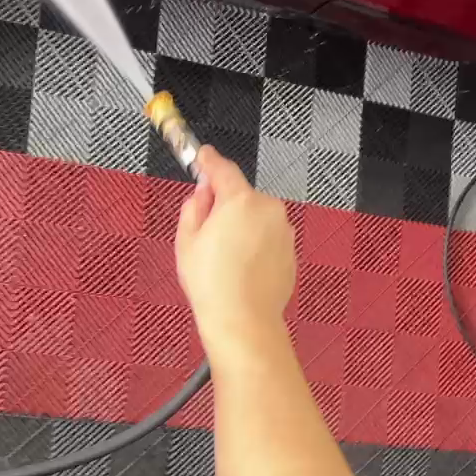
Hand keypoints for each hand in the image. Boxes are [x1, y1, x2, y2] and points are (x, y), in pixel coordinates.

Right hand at [175, 145, 296, 350]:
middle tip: (204, 233)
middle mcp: (268, 209)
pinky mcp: (290, 249)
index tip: (202, 155)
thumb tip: (202, 195)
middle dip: (223, 206)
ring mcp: (283, 229)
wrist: (243, 320)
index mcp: (240, 201)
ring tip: (222, 259)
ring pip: (254, 217)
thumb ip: (194, 208)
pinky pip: (266, 237)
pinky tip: (238, 268)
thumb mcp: (186, 240)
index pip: (222, 169)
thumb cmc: (213, 284)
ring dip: (239, 227)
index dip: (208, 161)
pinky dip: (253, 244)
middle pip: (240, 195)